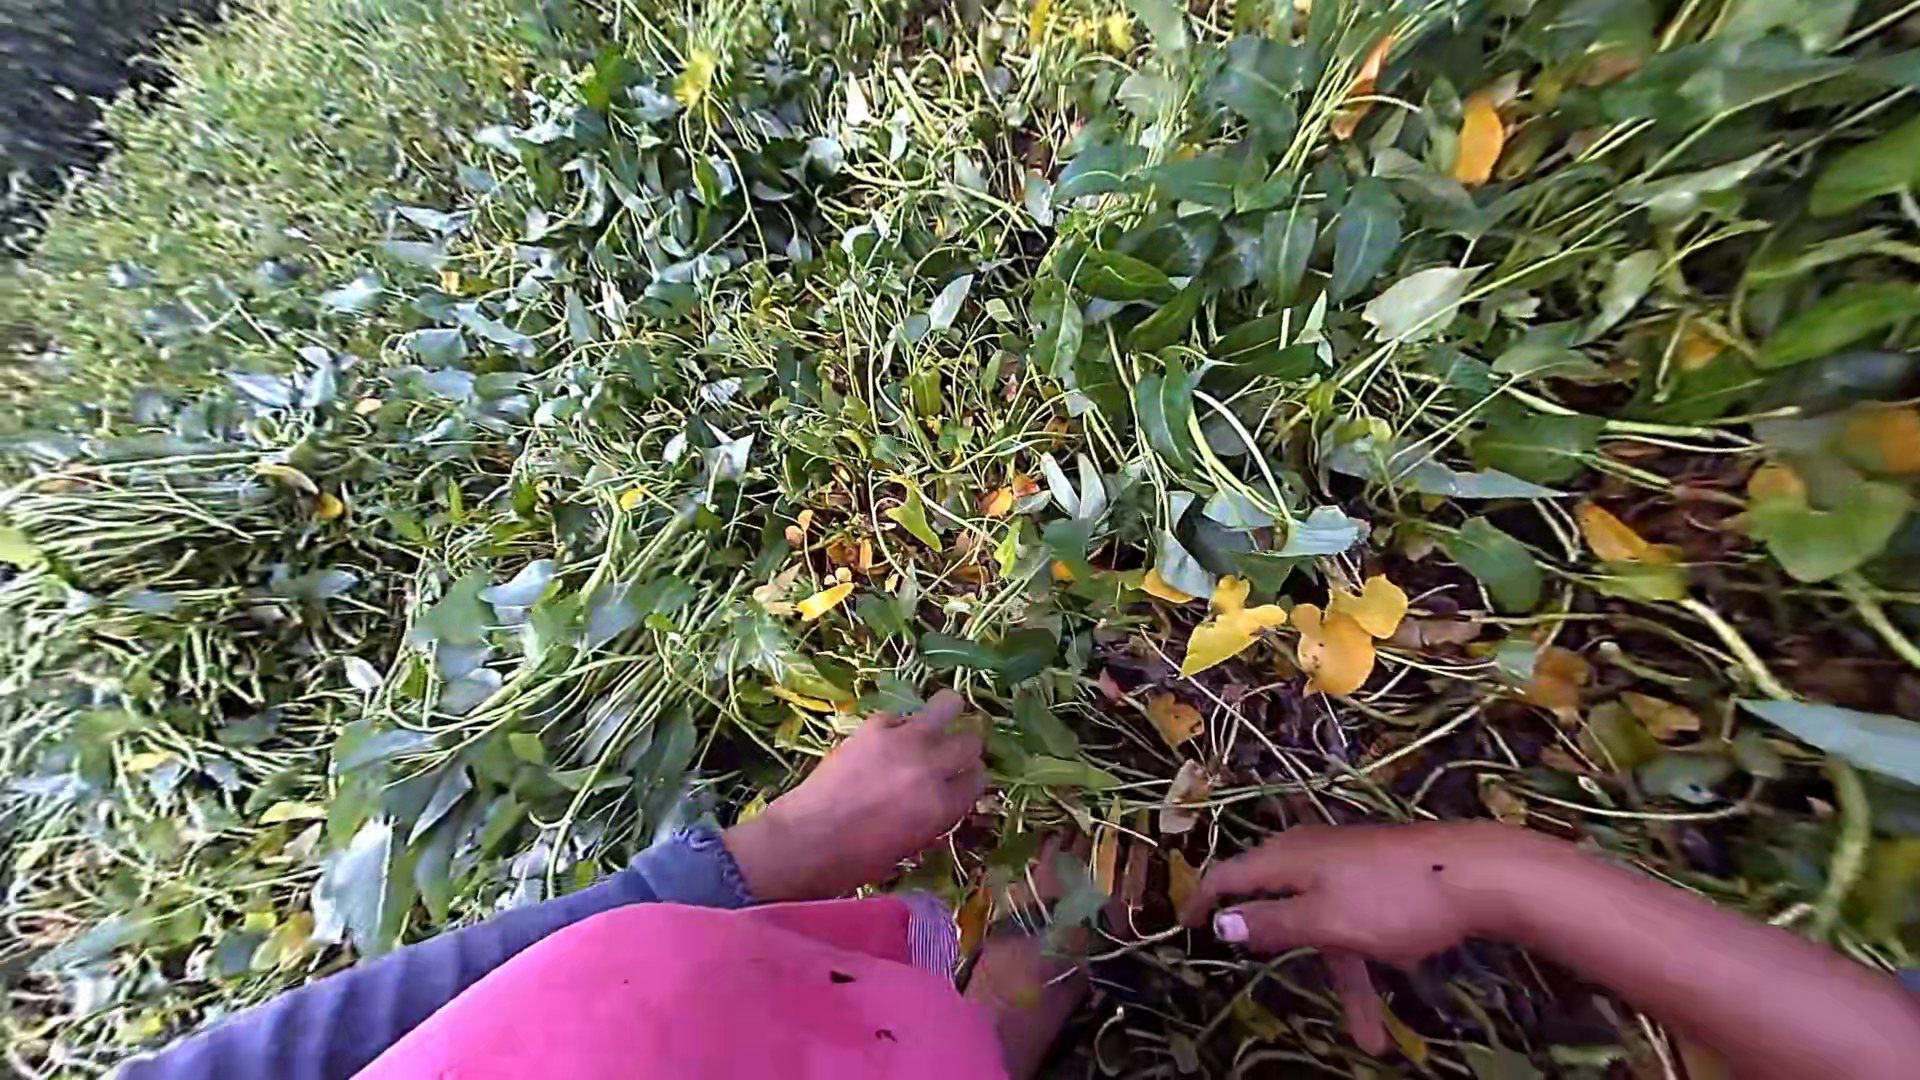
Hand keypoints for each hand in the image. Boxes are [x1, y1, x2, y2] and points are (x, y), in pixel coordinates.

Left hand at [722, 689, 985, 900]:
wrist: (806, 839)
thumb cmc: (857, 859)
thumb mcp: (911, 845)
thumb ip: (937, 815)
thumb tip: (945, 794)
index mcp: (942, 805)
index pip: (979, 777)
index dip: (971, 778)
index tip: (960, 780)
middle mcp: (931, 766)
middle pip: (971, 740)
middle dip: (964, 747)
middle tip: (948, 755)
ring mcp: (905, 739)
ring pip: (948, 705)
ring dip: (947, 713)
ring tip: (936, 723)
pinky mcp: (877, 724)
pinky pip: (901, 715)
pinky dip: (899, 726)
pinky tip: (886, 741)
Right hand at [1178, 822, 1540, 1052]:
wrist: (1472, 871)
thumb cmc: (1389, 898)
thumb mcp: (1326, 922)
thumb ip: (1271, 923)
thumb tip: (1220, 922)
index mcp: (1282, 859)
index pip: (1227, 876)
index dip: (1203, 899)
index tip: (1185, 924)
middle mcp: (1302, 853)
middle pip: (1273, 899)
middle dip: (1272, 944)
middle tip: (1253, 966)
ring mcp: (1338, 861)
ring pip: (1321, 918)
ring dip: (1338, 973)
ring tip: (1370, 1034)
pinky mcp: (1368, 870)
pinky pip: (1350, 915)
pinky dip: (1361, 951)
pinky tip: (1396, 967)